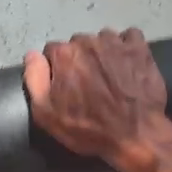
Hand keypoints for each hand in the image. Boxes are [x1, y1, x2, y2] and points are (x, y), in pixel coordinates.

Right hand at [24, 29, 171, 171]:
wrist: (134, 135)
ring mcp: (116, 42)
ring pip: (103, 39)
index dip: (58, 68)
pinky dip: (127, 47)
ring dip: (104, 52)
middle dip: (81, 59)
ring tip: (110, 75)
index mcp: (64, 54)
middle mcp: (88, 41)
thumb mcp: (46, 113)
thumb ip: (34, 79)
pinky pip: (130, 36)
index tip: (67, 85)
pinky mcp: (139, 48)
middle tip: (90, 83)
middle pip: (78, 44)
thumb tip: (31, 55)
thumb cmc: (87, 128)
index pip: (53, 51)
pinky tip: (129, 63)